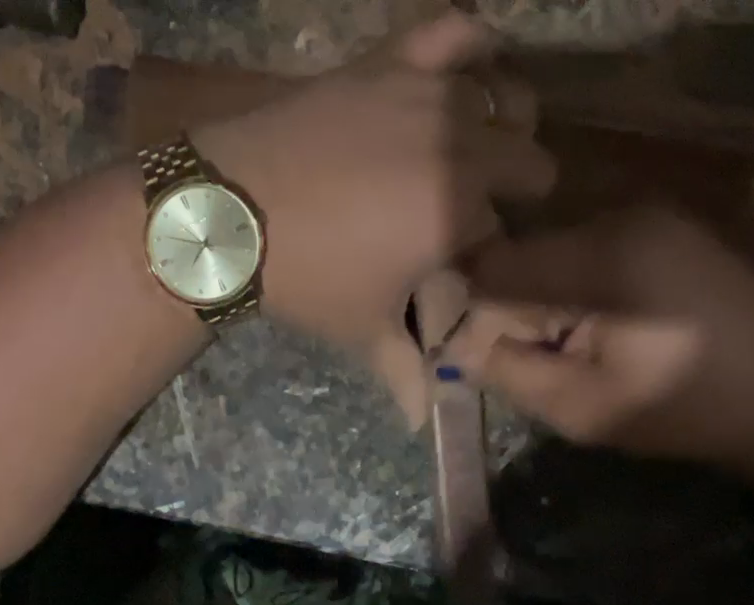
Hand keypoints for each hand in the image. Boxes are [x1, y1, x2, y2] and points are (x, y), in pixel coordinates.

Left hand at [193, 14, 554, 352]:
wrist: (227, 212)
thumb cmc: (304, 279)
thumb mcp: (362, 329)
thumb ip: (404, 368)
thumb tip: (421, 417)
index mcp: (463, 215)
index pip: (506, 234)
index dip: (489, 256)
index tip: (462, 268)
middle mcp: (462, 146)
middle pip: (526, 162)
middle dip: (509, 194)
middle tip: (465, 215)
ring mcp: (427, 94)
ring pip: (506, 98)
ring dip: (502, 128)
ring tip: (472, 151)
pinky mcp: (390, 60)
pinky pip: (454, 30)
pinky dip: (472, 47)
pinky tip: (468, 72)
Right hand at [448, 209, 753, 473]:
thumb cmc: (685, 409)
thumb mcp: (581, 409)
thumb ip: (511, 372)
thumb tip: (458, 347)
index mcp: (601, 258)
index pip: (492, 266)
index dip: (467, 310)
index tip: (470, 354)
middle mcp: (619, 217)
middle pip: (520, 254)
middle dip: (505, 308)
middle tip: (519, 361)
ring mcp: (645, 218)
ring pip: (549, 254)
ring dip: (539, 301)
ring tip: (564, 351)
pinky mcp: (660, 230)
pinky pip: (584, 254)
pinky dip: (570, 292)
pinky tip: (596, 331)